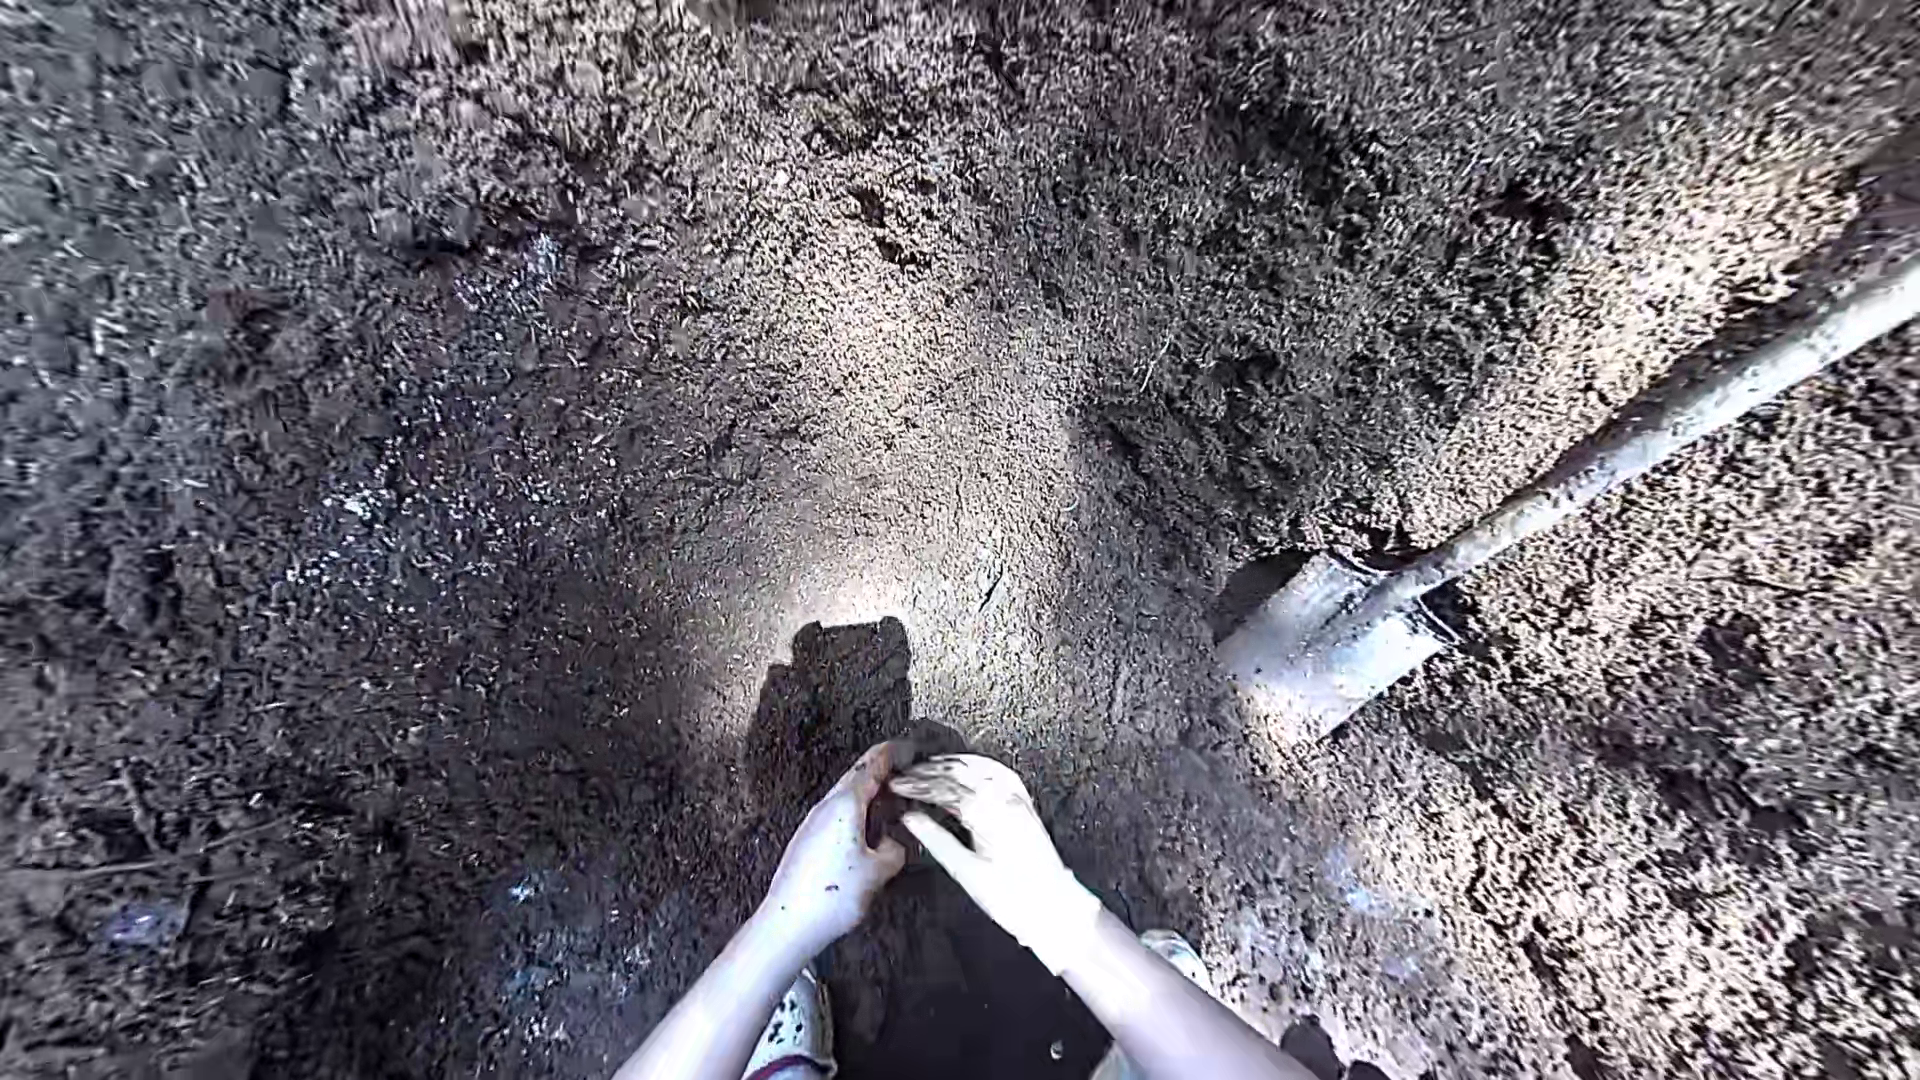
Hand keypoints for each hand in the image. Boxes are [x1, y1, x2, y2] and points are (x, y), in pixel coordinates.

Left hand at [758, 741, 908, 955]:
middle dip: (884, 770)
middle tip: (906, 772)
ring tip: (893, 801)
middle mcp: (828, 805)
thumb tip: (895, 843)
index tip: (911, 749)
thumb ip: (895, 850)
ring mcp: (815, 821)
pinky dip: (859, 810)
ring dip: (871, 792)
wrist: (786, 924)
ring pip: (848, 794)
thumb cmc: (831, 897)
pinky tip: (869, 828)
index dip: (895, 753)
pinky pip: (839, 812)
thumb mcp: (878, 872)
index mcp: (845, 803)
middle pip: (859, 774)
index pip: (873, 763)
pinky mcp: (809, 838)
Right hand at [889, 754, 1102, 974]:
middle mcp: (1003, 797)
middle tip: (905, 775)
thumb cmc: (1013, 898)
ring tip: (927, 766)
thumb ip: (937, 840)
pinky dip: (975, 764)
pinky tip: (965, 765)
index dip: (917, 784)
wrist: (1055, 907)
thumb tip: (912, 818)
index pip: (942, 788)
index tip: (898, 785)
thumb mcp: (966, 873)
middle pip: (957, 772)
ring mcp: (1015, 796)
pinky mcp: (1022, 800)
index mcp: (987, 812)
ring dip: (949, 764)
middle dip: (928, 771)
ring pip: (976, 766)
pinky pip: (996, 770)